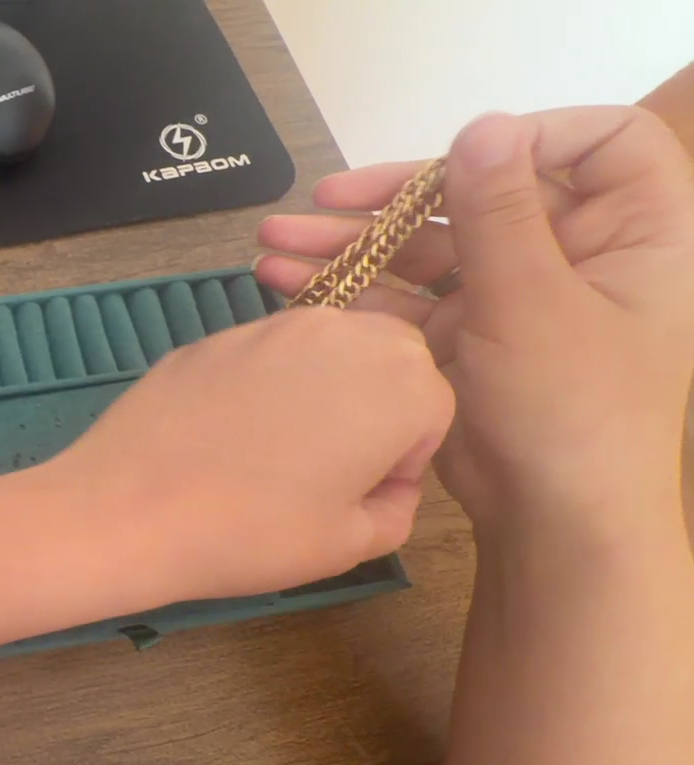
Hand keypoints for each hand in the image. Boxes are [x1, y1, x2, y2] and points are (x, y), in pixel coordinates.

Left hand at [57, 305, 452, 600]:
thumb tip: (381, 483)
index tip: (347, 496)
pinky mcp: (195, 346)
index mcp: (399, 377)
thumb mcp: (349, 543)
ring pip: (308, 356)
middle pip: (376, 363)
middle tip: (311, 468)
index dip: (395, 461)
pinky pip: (243, 364)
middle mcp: (332, 333)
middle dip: (362, 408)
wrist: (121, 513)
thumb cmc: (247, 533)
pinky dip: (241, 393)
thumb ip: (394, 506)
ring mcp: (254, 332)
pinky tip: (206, 441)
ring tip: (253, 456)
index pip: (429, 413)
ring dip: (302, 394)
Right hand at [256, 108, 693, 543]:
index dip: (524, 140)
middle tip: (315, 202)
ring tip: (270, 245)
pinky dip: (341, 293)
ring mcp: (497, 299)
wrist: (542, 507)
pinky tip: (284, 284)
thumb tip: (483, 125)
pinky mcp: (445, 338)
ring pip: (416, 255)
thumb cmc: (569, 402)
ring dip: (345, 248)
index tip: (449, 157)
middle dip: (389, 201)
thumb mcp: (532, 302)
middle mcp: (561, 256)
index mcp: (626, 232)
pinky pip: (390, 302)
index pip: (593, 147)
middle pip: (475, 201)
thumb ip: (500, 217)